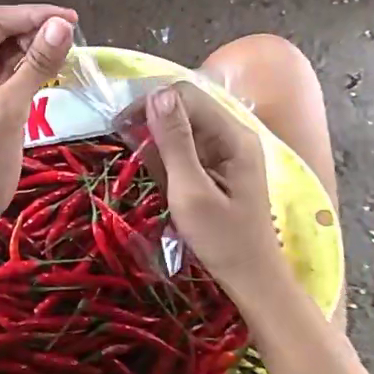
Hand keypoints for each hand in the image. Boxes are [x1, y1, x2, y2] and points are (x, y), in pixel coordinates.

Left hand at [0, 4, 76, 252]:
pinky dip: (38, 71)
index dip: (32, 15)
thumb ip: (36, 65)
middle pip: (4, 36)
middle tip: (73, 39)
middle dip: (36, 32)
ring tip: (69, 53)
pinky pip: (18, 77)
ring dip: (39, 51)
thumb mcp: (6, 109)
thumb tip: (64, 25)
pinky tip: (58, 69)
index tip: (70, 19)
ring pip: (13, 56)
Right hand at [145, 82, 285, 291]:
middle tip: (128, 149)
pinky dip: (169, 157)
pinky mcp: (220, 164)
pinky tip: (163, 179)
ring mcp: (228, 149)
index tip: (121, 126)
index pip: (186, 94)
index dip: (151, 103)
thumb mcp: (191, 192)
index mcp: (233, 135)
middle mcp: (233, 134)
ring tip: (150, 171)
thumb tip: (156, 94)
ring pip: (183, 126)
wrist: (252, 279)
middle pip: (185, 106)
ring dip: (159, 142)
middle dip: (153, 122)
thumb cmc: (223, 240)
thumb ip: (174, 142)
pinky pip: (188, 146)